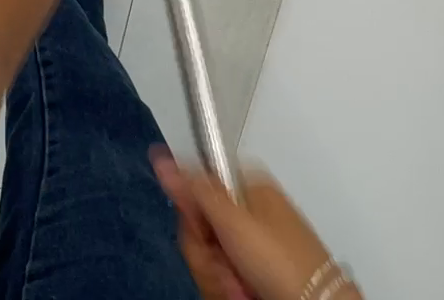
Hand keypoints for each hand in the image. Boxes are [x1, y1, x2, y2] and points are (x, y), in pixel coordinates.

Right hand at [153, 154, 350, 299]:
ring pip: (209, 252)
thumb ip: (194, 187)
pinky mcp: (255, 270)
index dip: (193, 212)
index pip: (196, 185)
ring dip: (217, 273)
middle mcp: (248, 209)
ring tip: (241, 284)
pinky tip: (245, 292)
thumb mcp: (233, 220)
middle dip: (206, 251)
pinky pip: (223, 271)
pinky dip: (229, 286)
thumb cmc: (281, 260)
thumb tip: (162, 157)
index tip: (201, 229)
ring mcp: (252, 241)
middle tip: (227, 264)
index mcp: (247, 184)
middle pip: (200, 223)